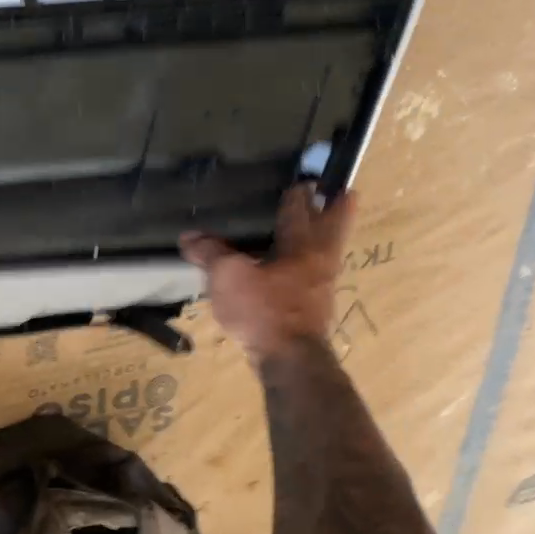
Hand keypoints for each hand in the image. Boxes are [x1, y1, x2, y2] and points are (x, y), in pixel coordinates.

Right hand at [178, 184, 354, 361]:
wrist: (288, 354)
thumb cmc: (262, 308)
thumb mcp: (227, 276)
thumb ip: (210, 253)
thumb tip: (189, 235)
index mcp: (303, 246)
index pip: (300, 212)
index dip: (298, 196)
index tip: (304, 179)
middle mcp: (319, 260)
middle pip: (332, 228)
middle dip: (336, 209)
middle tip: (345, 192)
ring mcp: (320, 284)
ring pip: (327, 250)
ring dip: (327, 234)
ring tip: (325, 223)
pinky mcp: (312, 305)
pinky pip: (315, 271)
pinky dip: (311, 259)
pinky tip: (298, 266)